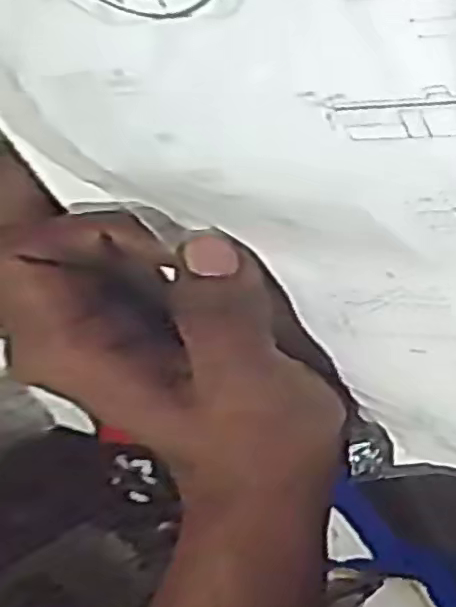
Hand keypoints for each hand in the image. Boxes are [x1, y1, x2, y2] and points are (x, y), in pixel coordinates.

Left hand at [0, 148, 343, 510]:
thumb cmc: (258, 442)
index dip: (88, 228)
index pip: (31, 252)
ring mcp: (118, 322)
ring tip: (146, 178)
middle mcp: (75, 324)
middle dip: (45, 188)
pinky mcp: (162, 321)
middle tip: (58, 126)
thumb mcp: (247, 384)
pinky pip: (138, 265)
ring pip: (89, 247)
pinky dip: (156, 239)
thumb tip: (209, 247)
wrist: (274, 480)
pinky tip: (189, 229)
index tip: (175, 238)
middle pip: (40, 237)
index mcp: (73, 343)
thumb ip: (223, 318)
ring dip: (117, 214)